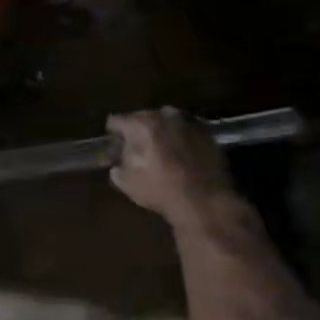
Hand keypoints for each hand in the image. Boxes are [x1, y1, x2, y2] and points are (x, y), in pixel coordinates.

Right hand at [107, 107, 235, 224]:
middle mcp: (164, 116)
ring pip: (165, 120)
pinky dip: (179, 137)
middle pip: (142, 116)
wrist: (206, 202)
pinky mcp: (207, 133)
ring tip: (160, 148)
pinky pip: (184, 129)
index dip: (112, 133)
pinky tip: (180, 154)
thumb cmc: (161, 190)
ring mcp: (188, 122)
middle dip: (137, 130)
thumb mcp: (126, 182)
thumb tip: (119, 160)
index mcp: (141, 125)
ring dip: (159, 130)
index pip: (116, 120)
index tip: (113, 144)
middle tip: (137, 147)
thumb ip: (116, 165)